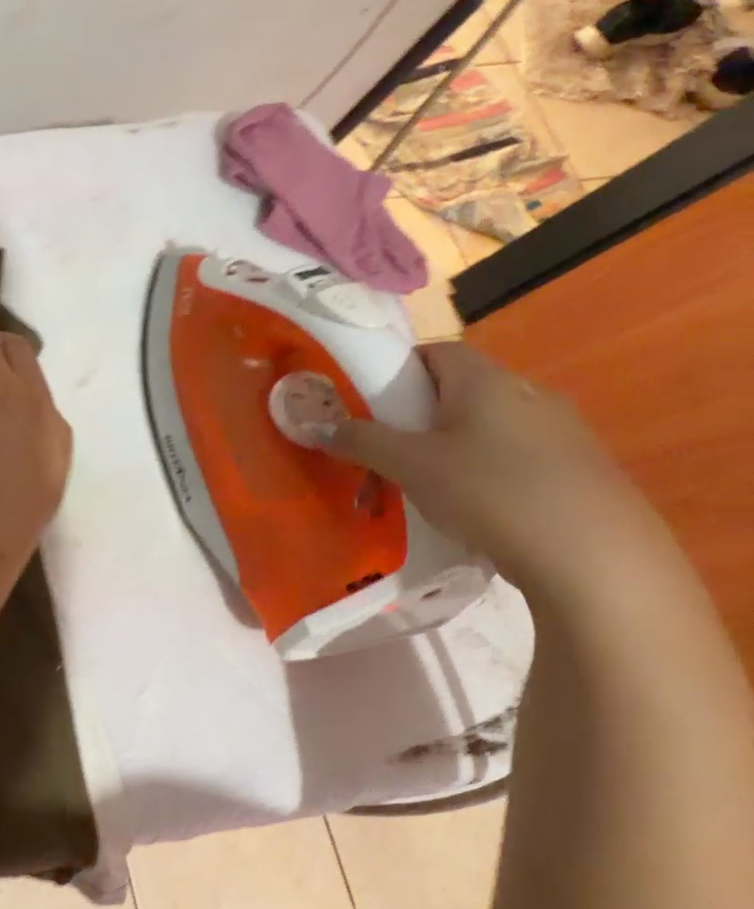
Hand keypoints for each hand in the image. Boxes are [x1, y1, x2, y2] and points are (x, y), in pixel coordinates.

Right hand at [320, 341, 660, 589]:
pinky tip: (468, 513)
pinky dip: (481, 476)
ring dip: (445, 452)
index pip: (435, 351)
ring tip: (418, 493)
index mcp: (486, 380)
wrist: (595, 557)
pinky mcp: (578, 471)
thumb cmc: (490, 491)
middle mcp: (528, 393)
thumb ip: (359, 440)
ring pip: (483, 430)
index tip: (365, 403)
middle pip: (457, 392)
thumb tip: (313, 424)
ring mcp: (560, 432)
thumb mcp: (409, 464)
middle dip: (413, 420)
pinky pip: (512, 459)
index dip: (396, 370)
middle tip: (382, 455)